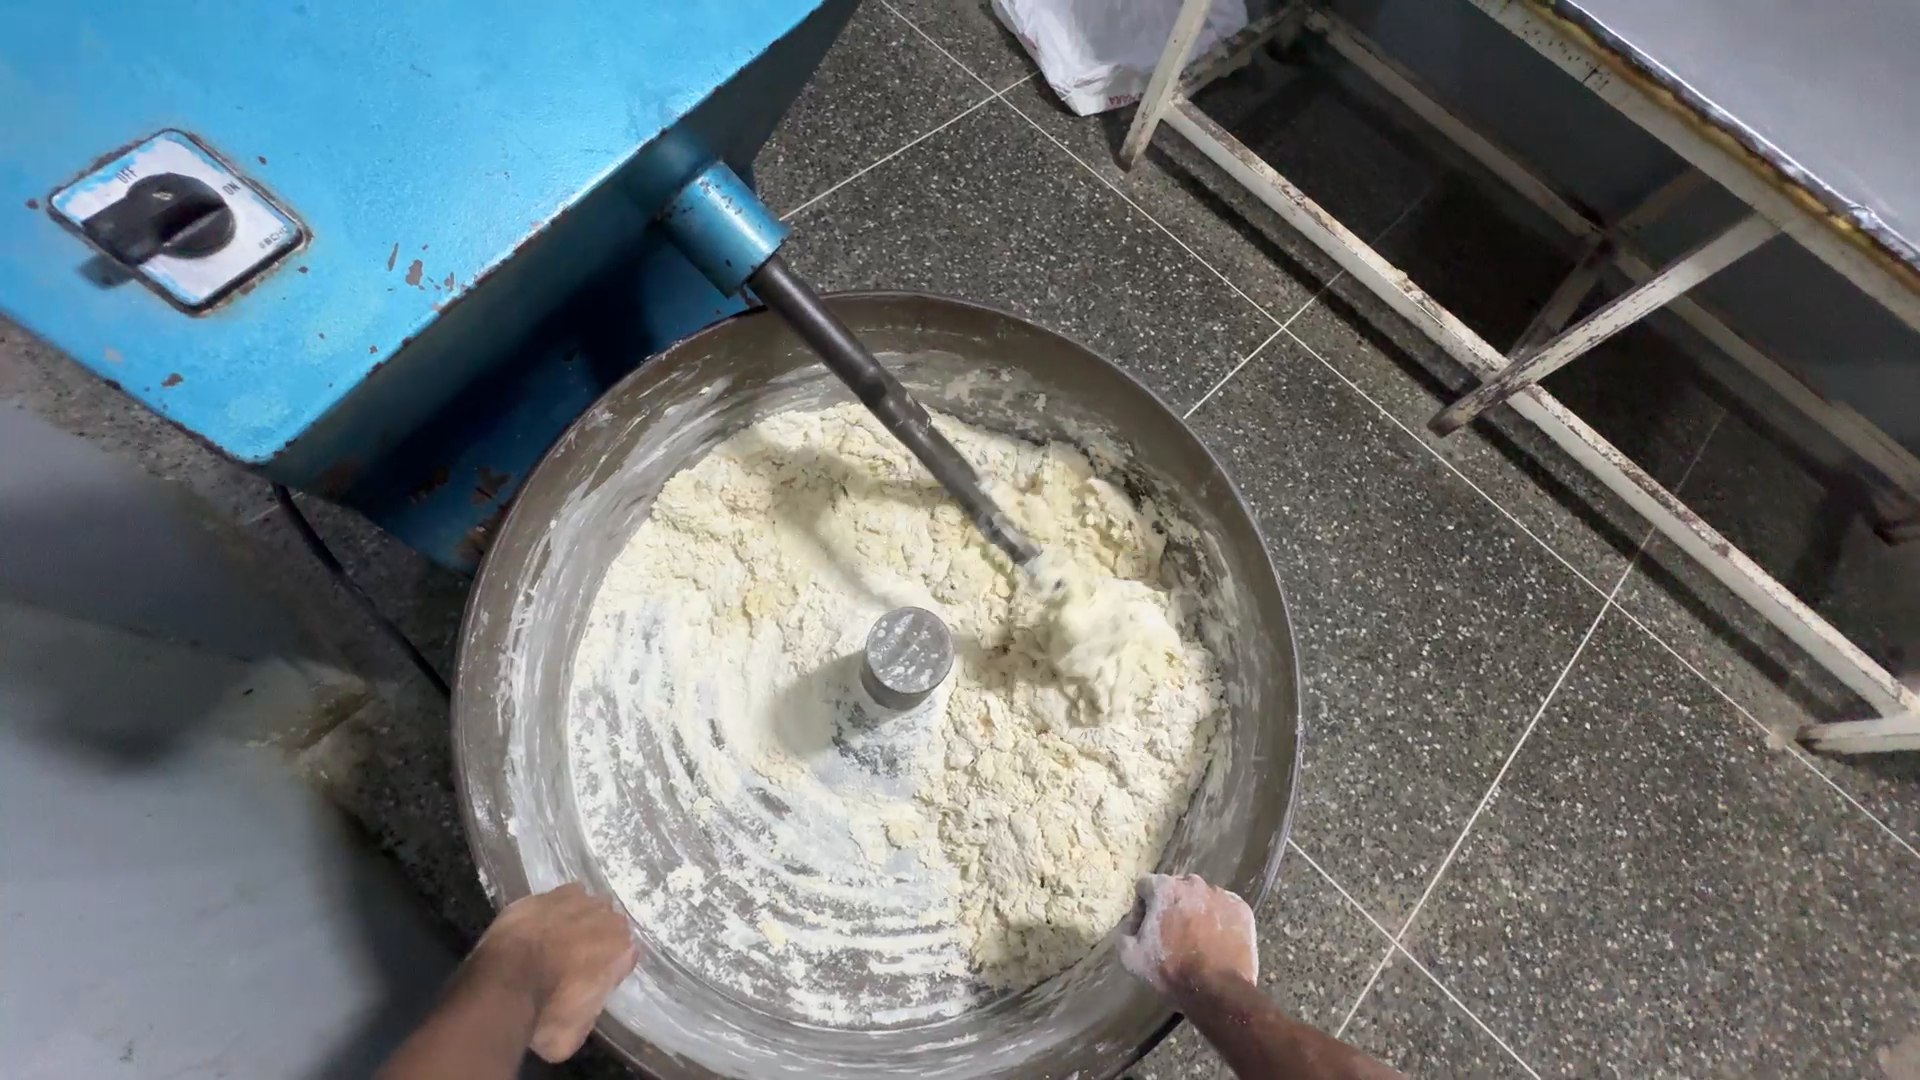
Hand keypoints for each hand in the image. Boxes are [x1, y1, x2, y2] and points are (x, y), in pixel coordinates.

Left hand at [469, 883, 639, 1061]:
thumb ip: (587, 1011)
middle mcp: (611, 920)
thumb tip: (580, 1006)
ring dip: (576, 920)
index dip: (605, 967)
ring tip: (551, 940)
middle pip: (608, 926)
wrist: (506, 982)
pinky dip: (552, 909)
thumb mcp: (570, 1035)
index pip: (624, 955)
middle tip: (568, 960)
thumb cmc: (544, 1012)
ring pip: (587, 907)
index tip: (586, 980)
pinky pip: (561, 897)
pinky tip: (537, 926)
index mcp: (622, 952)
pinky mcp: (553, 892)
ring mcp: (583, 901)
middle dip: (593, 939)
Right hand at [1115, 873, 1256, 999]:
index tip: (1146, 930)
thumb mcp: (1131, 957)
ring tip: (1197, 940)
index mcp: (1163, 887)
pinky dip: (1218, 919)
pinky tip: (1216, 941)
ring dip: (1195, 911)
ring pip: (1200, 897)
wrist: (1219, 992)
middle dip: (1170, 907)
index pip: (1145, 887)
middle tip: (1172, 935)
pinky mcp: (1241, 909)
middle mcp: (1191, 883)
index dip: (1142, 908)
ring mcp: (1219, 894)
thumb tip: (1129, 926)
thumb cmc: (1171, 971)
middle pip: (1174, 889)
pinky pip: (1223, 908)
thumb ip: (1123, 933)